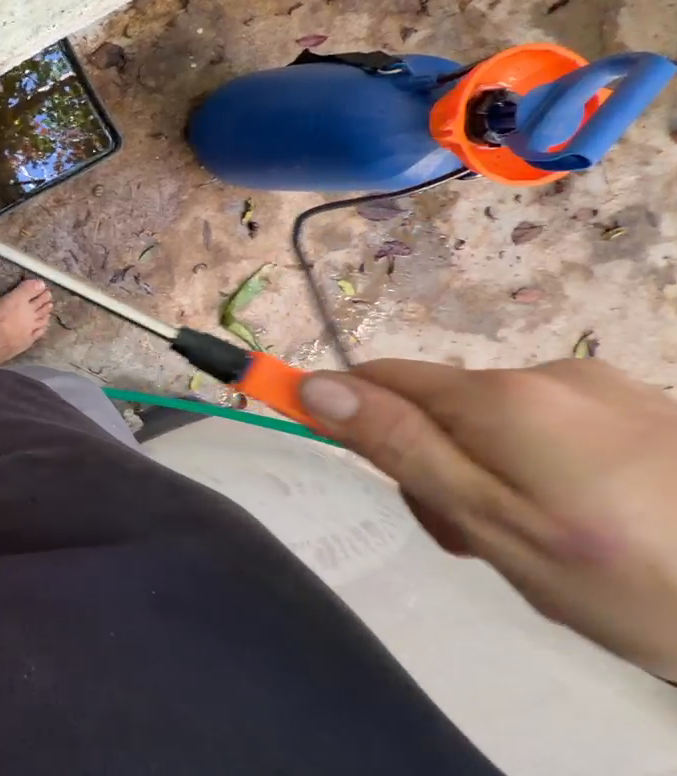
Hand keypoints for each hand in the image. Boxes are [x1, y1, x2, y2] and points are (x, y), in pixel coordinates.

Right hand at [301, 359, 676, 678]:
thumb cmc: (635, 582)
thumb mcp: (494, 526)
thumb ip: (399, 449)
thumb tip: (313, 386)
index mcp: (503, 398)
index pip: (377, 377)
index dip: (344, 410)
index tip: (349, 460)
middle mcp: (552, 375)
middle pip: (437, 403)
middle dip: (433, 462)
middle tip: (477, 540)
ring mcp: (614, 390)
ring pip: (496, 419)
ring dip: (491, 470)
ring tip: (548, 544)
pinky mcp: (657, 414)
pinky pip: (556, 427)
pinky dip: (549, 469)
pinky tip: (598, 526)